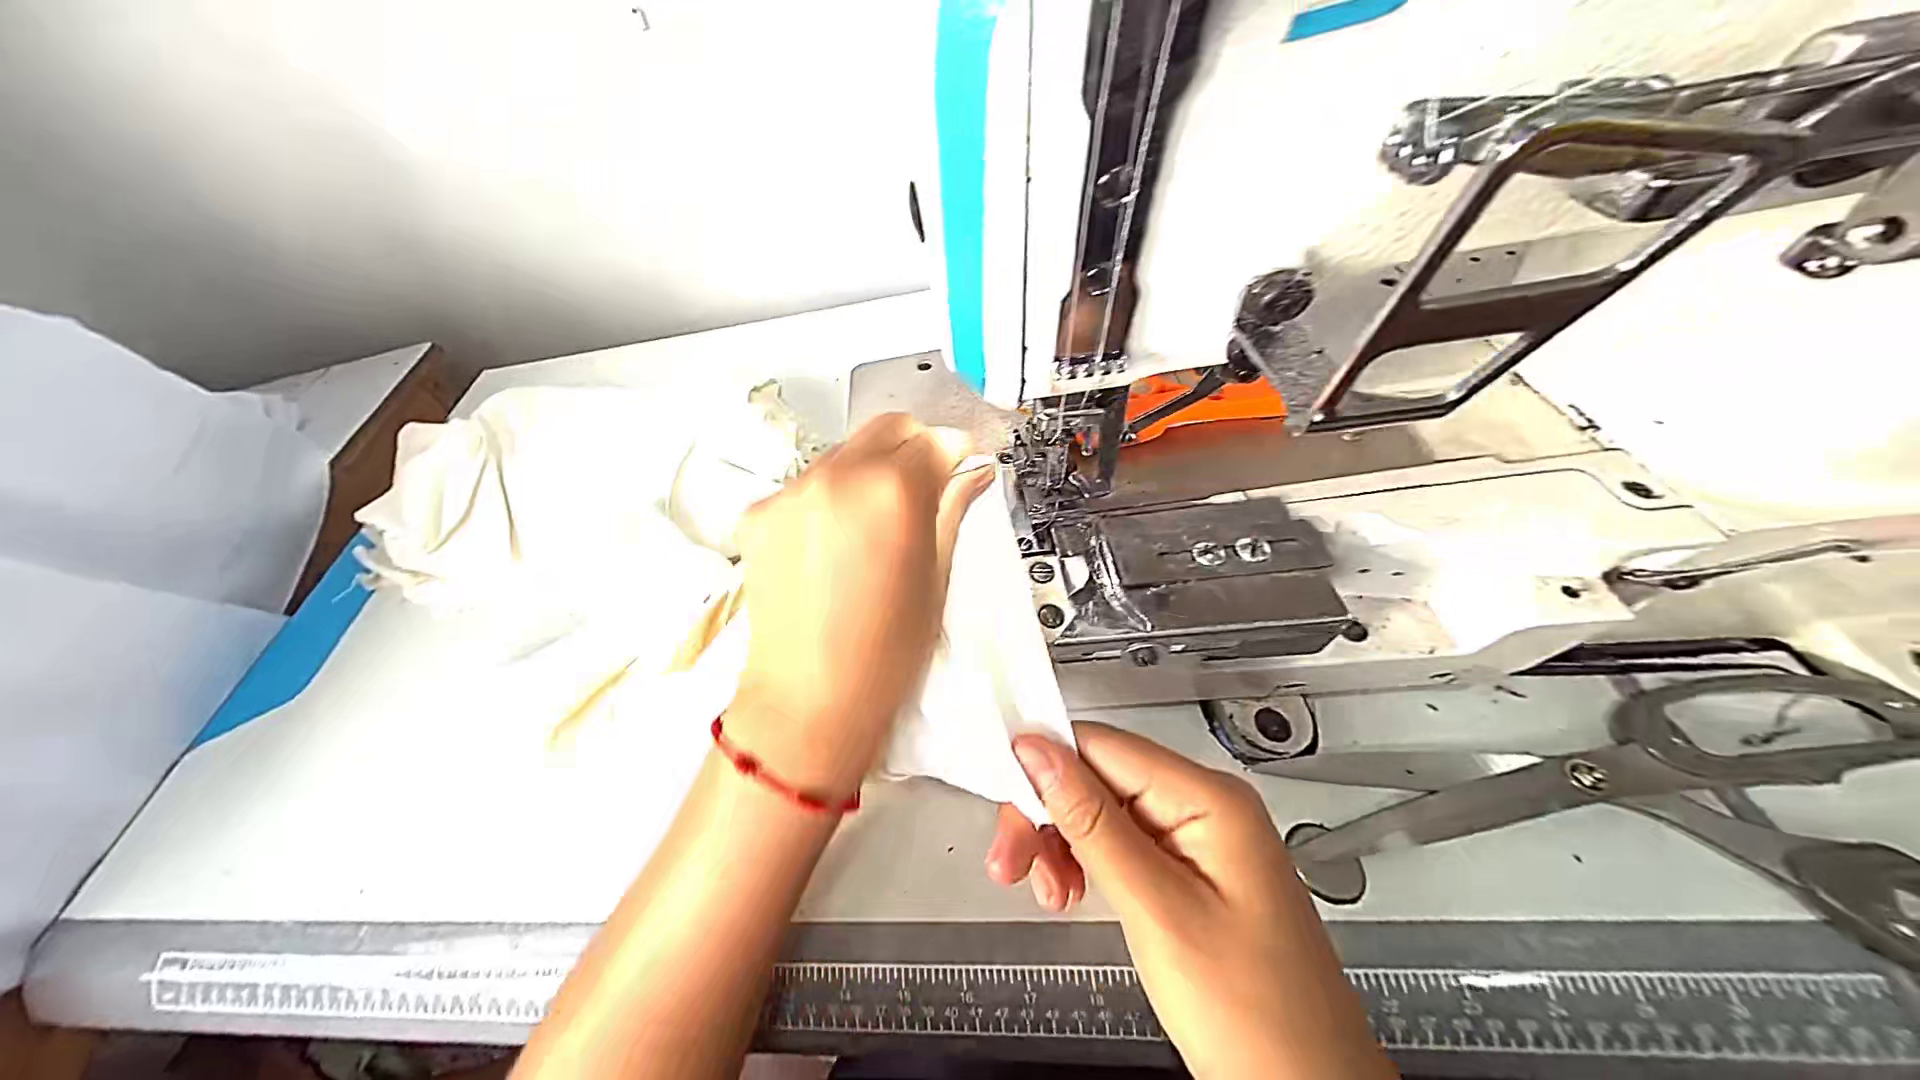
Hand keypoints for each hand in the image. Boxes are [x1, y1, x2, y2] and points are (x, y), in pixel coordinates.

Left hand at [726, 413, 991, 798]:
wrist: (810, 697)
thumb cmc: (882, 654)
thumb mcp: (936, 577)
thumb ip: (954, 509)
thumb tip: (972, 474)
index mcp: (893, 493)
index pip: (934, 439)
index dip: (956, 451)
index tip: (962, 462)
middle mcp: (838, 478)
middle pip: (888, 429)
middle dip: (914, 447)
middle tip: (927, 485)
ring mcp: (792, 493)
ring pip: (846, 452)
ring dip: (871, 471)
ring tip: (878, 524)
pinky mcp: (760, 514)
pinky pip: (809, 483)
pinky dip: (831, 496)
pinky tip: (839, 541)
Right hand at [1006, 723, 1396, 1079]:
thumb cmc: (1257, 1015)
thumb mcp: (1158, 910)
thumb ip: (1093, 824)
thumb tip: (1041, 754)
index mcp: (1209, 799)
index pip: (1104, 745)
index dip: (1047, 763)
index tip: (1005, 793)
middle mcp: (1202, 806)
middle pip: (1098, 777)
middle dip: (1047, 812)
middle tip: (1012, 857)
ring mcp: (1193, 838)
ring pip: (1100, 811)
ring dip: (1059, 843)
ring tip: (1044, 888)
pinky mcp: (1183, 868)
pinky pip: (1117, 843)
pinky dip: (1082, 863)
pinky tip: (1069, 891)